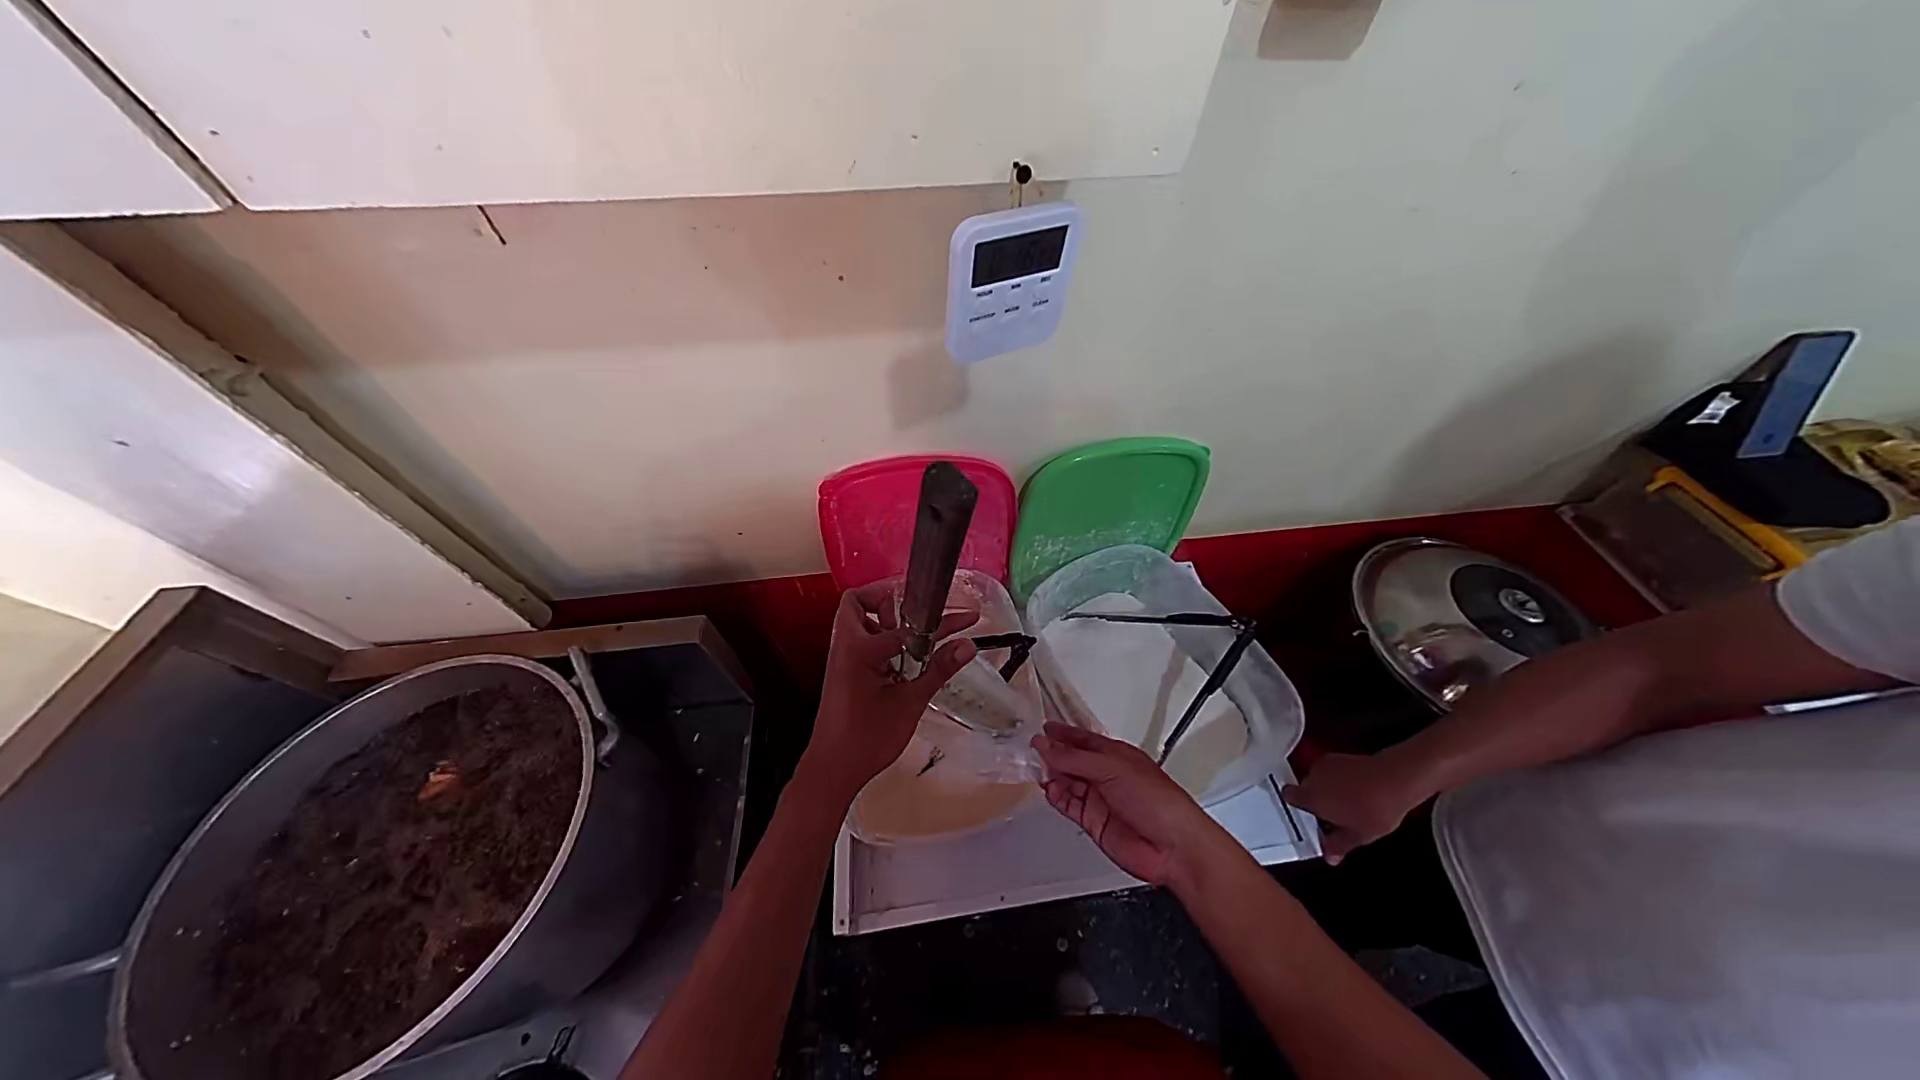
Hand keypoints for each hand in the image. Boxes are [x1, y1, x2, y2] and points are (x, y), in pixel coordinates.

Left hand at [802, 582, 977, 800]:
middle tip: (928, 610)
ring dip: (892, 621)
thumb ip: (938, 669)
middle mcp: (847, 646)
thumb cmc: (867, 737)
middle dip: (892, 598)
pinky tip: (916, 658)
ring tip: (926, 631)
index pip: (895, 616)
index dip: (927, 616)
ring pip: (864, 622)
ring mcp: (846, 659)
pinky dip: (890, 642)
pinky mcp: (851, 673)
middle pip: (861, 602)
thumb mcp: (909, 702)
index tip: (956, 619)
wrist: (834, 769)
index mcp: (857, 647)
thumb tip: (968, 645)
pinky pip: (868, 644)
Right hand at [1031, 722, 1224, 886]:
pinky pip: (1069, 806)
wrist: (1173, 847)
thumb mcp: (1112, 769)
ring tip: (1039, 771)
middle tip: (1034, 751)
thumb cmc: (1159, 802)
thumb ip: (1075, 759)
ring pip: (1068, 783)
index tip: (1045, 729)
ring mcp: (1101, 799)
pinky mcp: (1094, 822)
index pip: (1083, 740)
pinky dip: (1057, 798)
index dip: (1063, 734)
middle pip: (1072, 761)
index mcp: (1116, 756)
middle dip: (1053, 755)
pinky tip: (1051, 791)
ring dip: (1053, 776)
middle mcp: (1108, 776)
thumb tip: (1047, 747)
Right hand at [1280, 751, 1430, 864]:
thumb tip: (1328, 856)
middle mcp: (1312, 778)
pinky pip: (1330, 770)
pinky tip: (1356, 789)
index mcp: (1310, 798)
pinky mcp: (1338, 756)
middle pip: (1304, 789)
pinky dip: (1337, 778)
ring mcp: (1324, 765)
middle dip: (1316, 800)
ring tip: (1349, 802)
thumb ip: (1338, 845)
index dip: (1296, 806)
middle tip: (1334, 815)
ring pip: (1318, 779)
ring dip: (1327, 789)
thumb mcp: (1358, 836)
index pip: (1288, 796)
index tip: (1310, 815)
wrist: (1393, 780)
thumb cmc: (1373, 811)